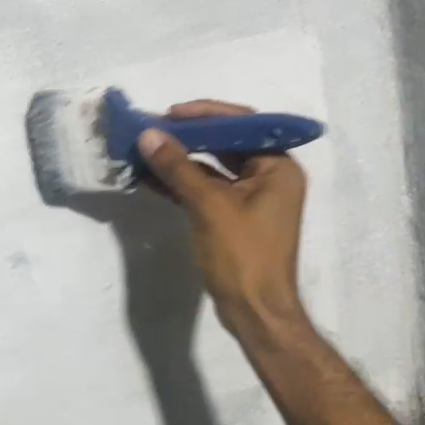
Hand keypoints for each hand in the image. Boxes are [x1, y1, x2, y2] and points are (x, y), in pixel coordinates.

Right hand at [135, 99, 312, 340]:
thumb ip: (178, 166)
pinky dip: (182, 183)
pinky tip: (150, 177)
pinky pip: (207, 189)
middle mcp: (270, 176)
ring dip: (181, 159)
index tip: (170, 112)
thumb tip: (148, 134)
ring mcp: (253, 198)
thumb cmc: (243, 255)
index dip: (205, 114)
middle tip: (153, 128)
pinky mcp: (235, 217)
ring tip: (146, 148)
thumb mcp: (209, 205)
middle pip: (227, 143)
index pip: (243, 124)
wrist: (255, 312)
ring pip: (213, 167)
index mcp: (278, 166)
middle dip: (189, 136)